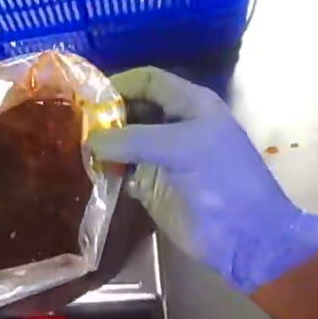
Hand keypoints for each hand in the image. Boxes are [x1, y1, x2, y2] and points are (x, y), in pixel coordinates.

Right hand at [88, 67, 317, 292]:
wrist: (244, 237)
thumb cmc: (222, 181)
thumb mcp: (181, 147)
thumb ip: (133, 139)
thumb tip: (90, 141)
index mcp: (191, 105)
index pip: (149, 80)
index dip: (119, 84)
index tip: (87, 97)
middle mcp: (175, 126)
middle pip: (132, 109)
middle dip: (106, 115)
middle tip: (73, 124)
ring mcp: (163, 158)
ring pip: (124, 142)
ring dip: (102, 145)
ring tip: (73, 147)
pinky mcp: (152, 187)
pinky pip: (122, 172)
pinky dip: (106, 171)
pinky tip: (87, 171)